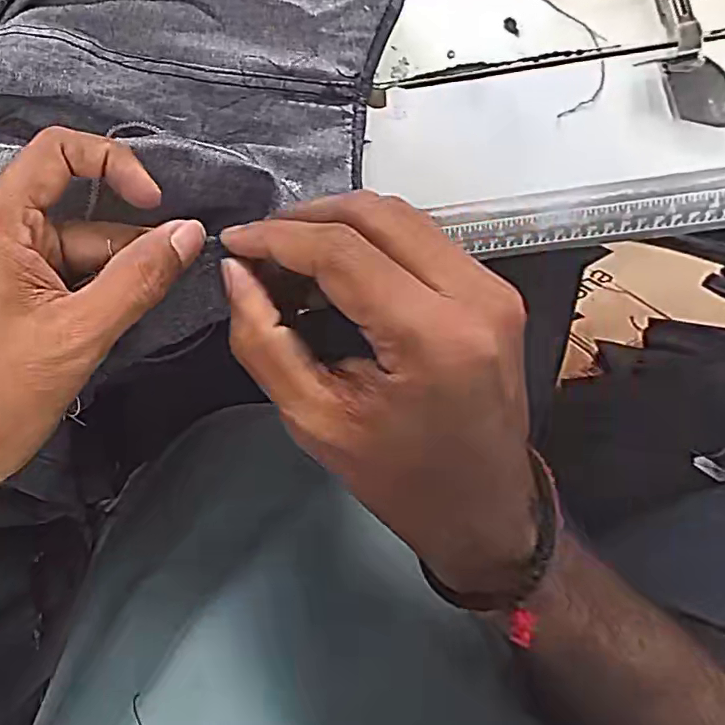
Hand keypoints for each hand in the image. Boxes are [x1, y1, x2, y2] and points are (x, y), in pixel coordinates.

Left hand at [0, 127, 204, 536]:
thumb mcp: (76, 335)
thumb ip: (138, 278)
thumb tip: (190, 233)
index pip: (59, 150)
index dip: (113, 162)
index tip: (154, 202)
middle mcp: (1, 233)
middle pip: (80, 207)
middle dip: (130, 236)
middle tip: (175, 268)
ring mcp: (7, 267)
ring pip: (80, 248)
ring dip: (119, 271)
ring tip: (152, 303)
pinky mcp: (15, 298)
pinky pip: (68, 277)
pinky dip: (100, 291)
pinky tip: (126, 316)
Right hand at [219, 191, 535, 593]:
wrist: (485, 510)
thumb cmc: (397, 476)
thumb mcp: (312, 419)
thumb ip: (263, 340)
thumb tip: (235, 271)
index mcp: (435, 337)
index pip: (342, 251)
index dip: (277, 237)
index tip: (233, 240)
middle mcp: (475, 295)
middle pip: (373, 214)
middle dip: (302, 219)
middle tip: (259, 248)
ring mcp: (490, 286)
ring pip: (396, 214)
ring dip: (332, 223)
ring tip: (288, 257)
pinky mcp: (490, 286)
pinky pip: (415, 234)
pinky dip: (363, 237)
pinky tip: (330, 267)